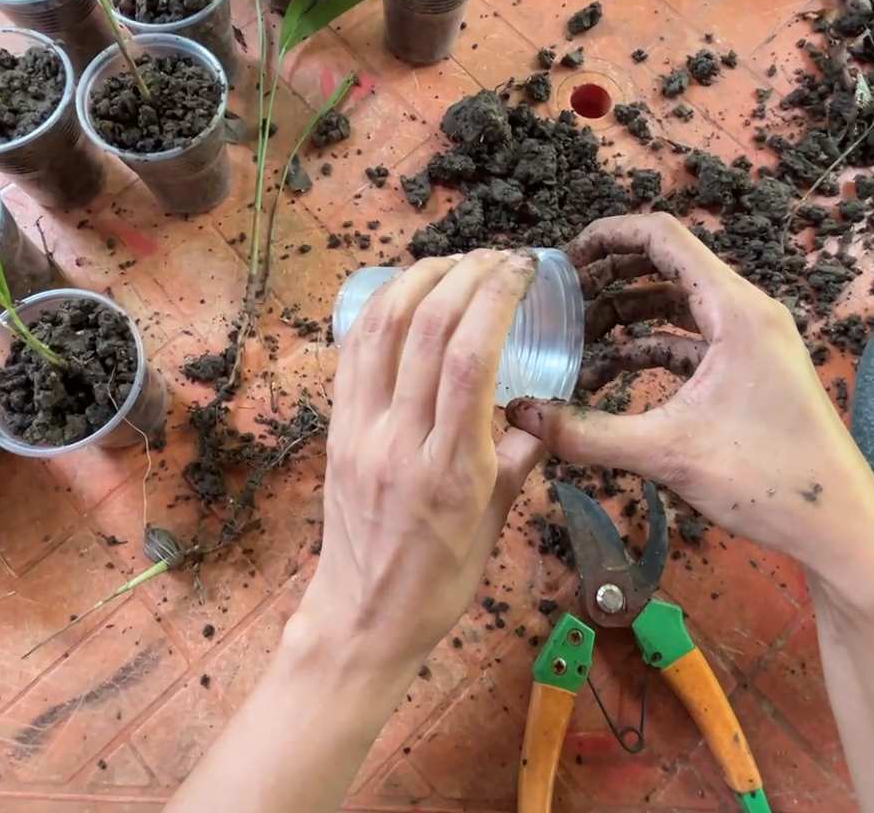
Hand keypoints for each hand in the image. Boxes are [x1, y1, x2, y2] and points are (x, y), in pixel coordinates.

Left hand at [293, 249, 547, 672]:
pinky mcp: (335, 427)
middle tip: (495, 257)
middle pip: (426, 329)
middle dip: (464, 274)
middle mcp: (400, 440)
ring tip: (452, 260)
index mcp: (452, 468)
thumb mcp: (497, 523)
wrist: (362, 616)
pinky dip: (379, 308)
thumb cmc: (440, 579)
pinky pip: (352, 351)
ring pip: (382, 328)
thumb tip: (538, 408)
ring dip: (418, 278)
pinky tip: (403, 290)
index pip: (471, 358)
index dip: (496, 296)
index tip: (520, 270)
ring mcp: (359, 430)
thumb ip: (520, 456)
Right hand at [506, 213, 873, 578]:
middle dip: (609, 276)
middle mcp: (745, 310)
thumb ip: (588, 433)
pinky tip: (610, 374)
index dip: (608, 235)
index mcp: (734, 309)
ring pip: (675, 303)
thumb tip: (521, 417)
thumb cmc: (768, 481)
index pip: (664, 236)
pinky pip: (687, 339)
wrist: (842, 530)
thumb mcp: (668, 453)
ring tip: (577, 340)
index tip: (565, 258)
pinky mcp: (748, 368)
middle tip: (561, 299)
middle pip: (665, 265)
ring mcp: (750, 339)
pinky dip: (647, 348)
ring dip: (625, 316)